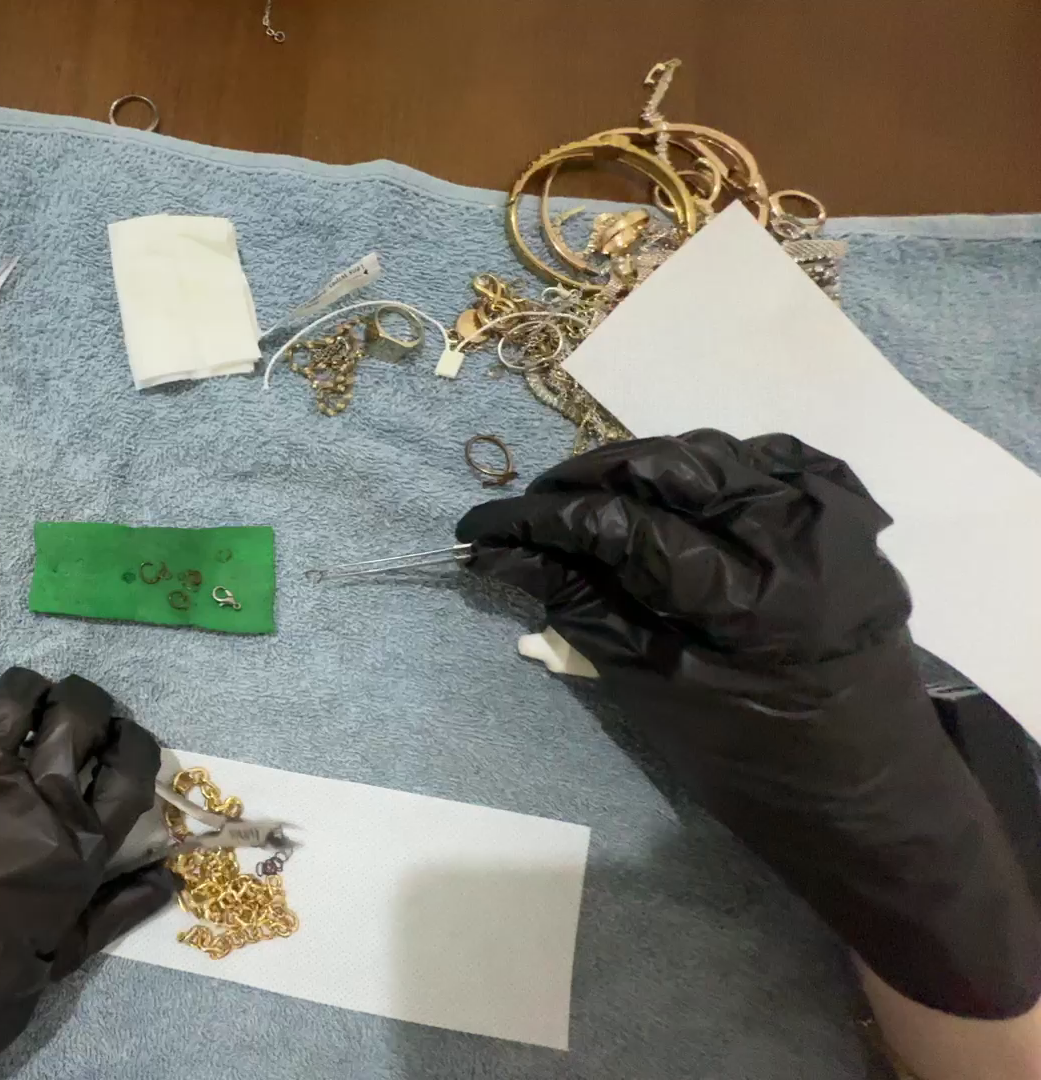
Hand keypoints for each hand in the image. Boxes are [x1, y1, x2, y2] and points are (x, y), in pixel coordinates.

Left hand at [0, 669, 173, 1079]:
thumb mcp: (56, 964)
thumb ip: (115, 912)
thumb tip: (170, 877)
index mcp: (74, 856)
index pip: (129, 771)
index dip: (136, 743)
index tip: (125, 740)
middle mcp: (30, 807)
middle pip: (78, 719)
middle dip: (90, 701)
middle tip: (82, 709)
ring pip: (12, 701)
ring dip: (29, 687)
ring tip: (32, 693)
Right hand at [457, 429, 1040, 1018]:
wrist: (862, 785)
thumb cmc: (740, 751)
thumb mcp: (640, 677)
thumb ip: (570, 598)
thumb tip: (495, 553)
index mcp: (748, 596)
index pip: (613, 524)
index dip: (533, 519)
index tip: (475, 527)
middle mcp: (798, 536)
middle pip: (660, 465)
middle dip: (578, 481)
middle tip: (532, 515)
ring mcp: (833, 516)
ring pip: (706, 450)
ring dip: (633, 470)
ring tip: (590, 506)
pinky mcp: (847, 515)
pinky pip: (764, 458)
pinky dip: (705, 467)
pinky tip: (673, 495)